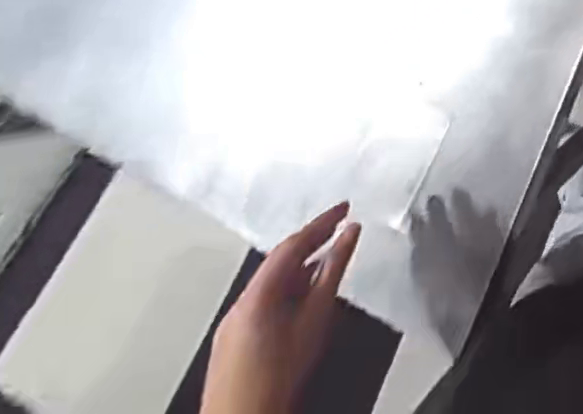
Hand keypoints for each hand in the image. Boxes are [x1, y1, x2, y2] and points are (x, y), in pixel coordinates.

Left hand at [201, 203, 360, 413]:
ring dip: (300, 265)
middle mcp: (240, 304)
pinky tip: (306, 293)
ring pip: (271, 282)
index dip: (321, 222)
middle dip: (311, 240)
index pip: (292, 244)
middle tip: (339, 224)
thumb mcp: (316, 317)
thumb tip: (350, 233)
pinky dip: (288, 288)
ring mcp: (232, 325)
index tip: (344, 208)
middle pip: (278, 261)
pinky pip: (263, 301)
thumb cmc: (281, 375)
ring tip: (329, 255)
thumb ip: (334, 269)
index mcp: (257, 294)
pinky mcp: (232, 342)